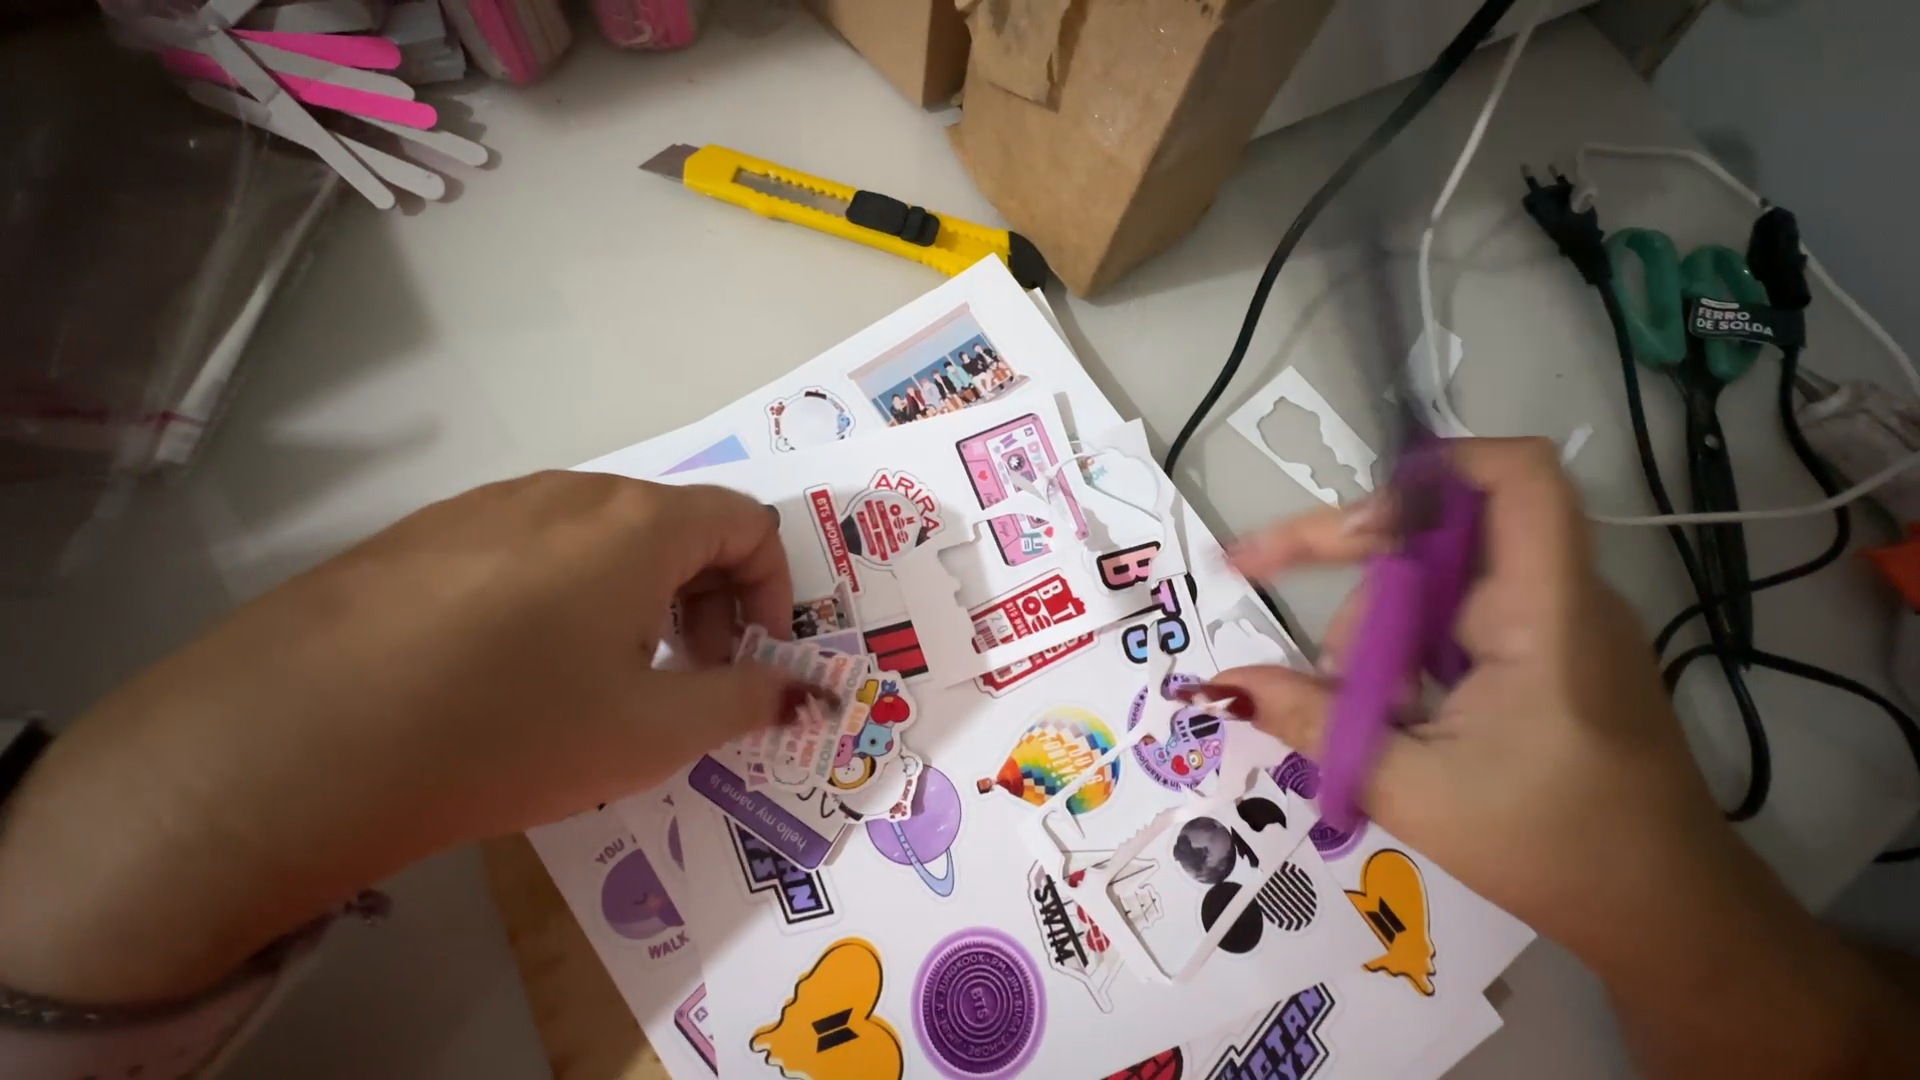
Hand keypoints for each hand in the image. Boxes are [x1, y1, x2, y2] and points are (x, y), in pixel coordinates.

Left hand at [0, 472, 808, 1003]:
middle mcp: (571, 491)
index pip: (749, 524)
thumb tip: (802, 692)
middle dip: (711, 597)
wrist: (284, 750)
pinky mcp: (426, 533)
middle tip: (691, 673)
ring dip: (642, 594)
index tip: (751, 657)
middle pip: (679, 524)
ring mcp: (489, 504)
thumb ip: (746, 702)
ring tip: (608, 673)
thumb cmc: (510, 731)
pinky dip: (571, 591)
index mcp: (638, 523)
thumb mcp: (652, 731)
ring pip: (606, 535)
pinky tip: (521, 666)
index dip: (772, 591)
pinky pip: (535, 545)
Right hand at [1202, 439, 1739, 954]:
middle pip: (1437, 530)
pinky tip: (1386, 702)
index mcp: (1544, 615)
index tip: (1348, 518)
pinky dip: (1399, 646)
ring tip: (1353, 701)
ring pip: (1432, 577)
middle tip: (1274, 595)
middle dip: (1353, 565)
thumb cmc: (1558, 851)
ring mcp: (1547, 622)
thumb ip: (1314, 724)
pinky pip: (1449, 614)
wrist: (1667, 913)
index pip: (1517, 478)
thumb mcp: (1413, 790)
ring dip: (1371, 625)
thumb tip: (1223, 682)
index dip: (1432, 466)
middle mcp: (1552, 597)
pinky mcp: (1537, 649)